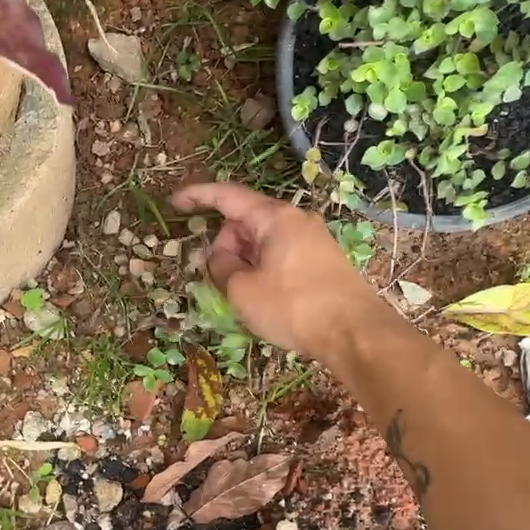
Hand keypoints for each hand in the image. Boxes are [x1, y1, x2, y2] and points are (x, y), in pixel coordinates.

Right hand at [173, 181, 382, 362]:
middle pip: (245, 222)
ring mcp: (312, 240)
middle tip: (216, 280)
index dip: (197, 196)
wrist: (355, 332)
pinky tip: (262, 299)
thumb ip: (221, 267)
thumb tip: (220, 257)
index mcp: (274, 217)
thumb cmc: (294, 307)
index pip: (227, 196)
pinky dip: (261, 270)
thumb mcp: (242, 290)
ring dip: (243, 262)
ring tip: (240, 296)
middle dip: (223, 245)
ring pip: (262, 242)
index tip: (174, 203)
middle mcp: (296, 220)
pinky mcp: (321, 261)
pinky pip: (279, 256)